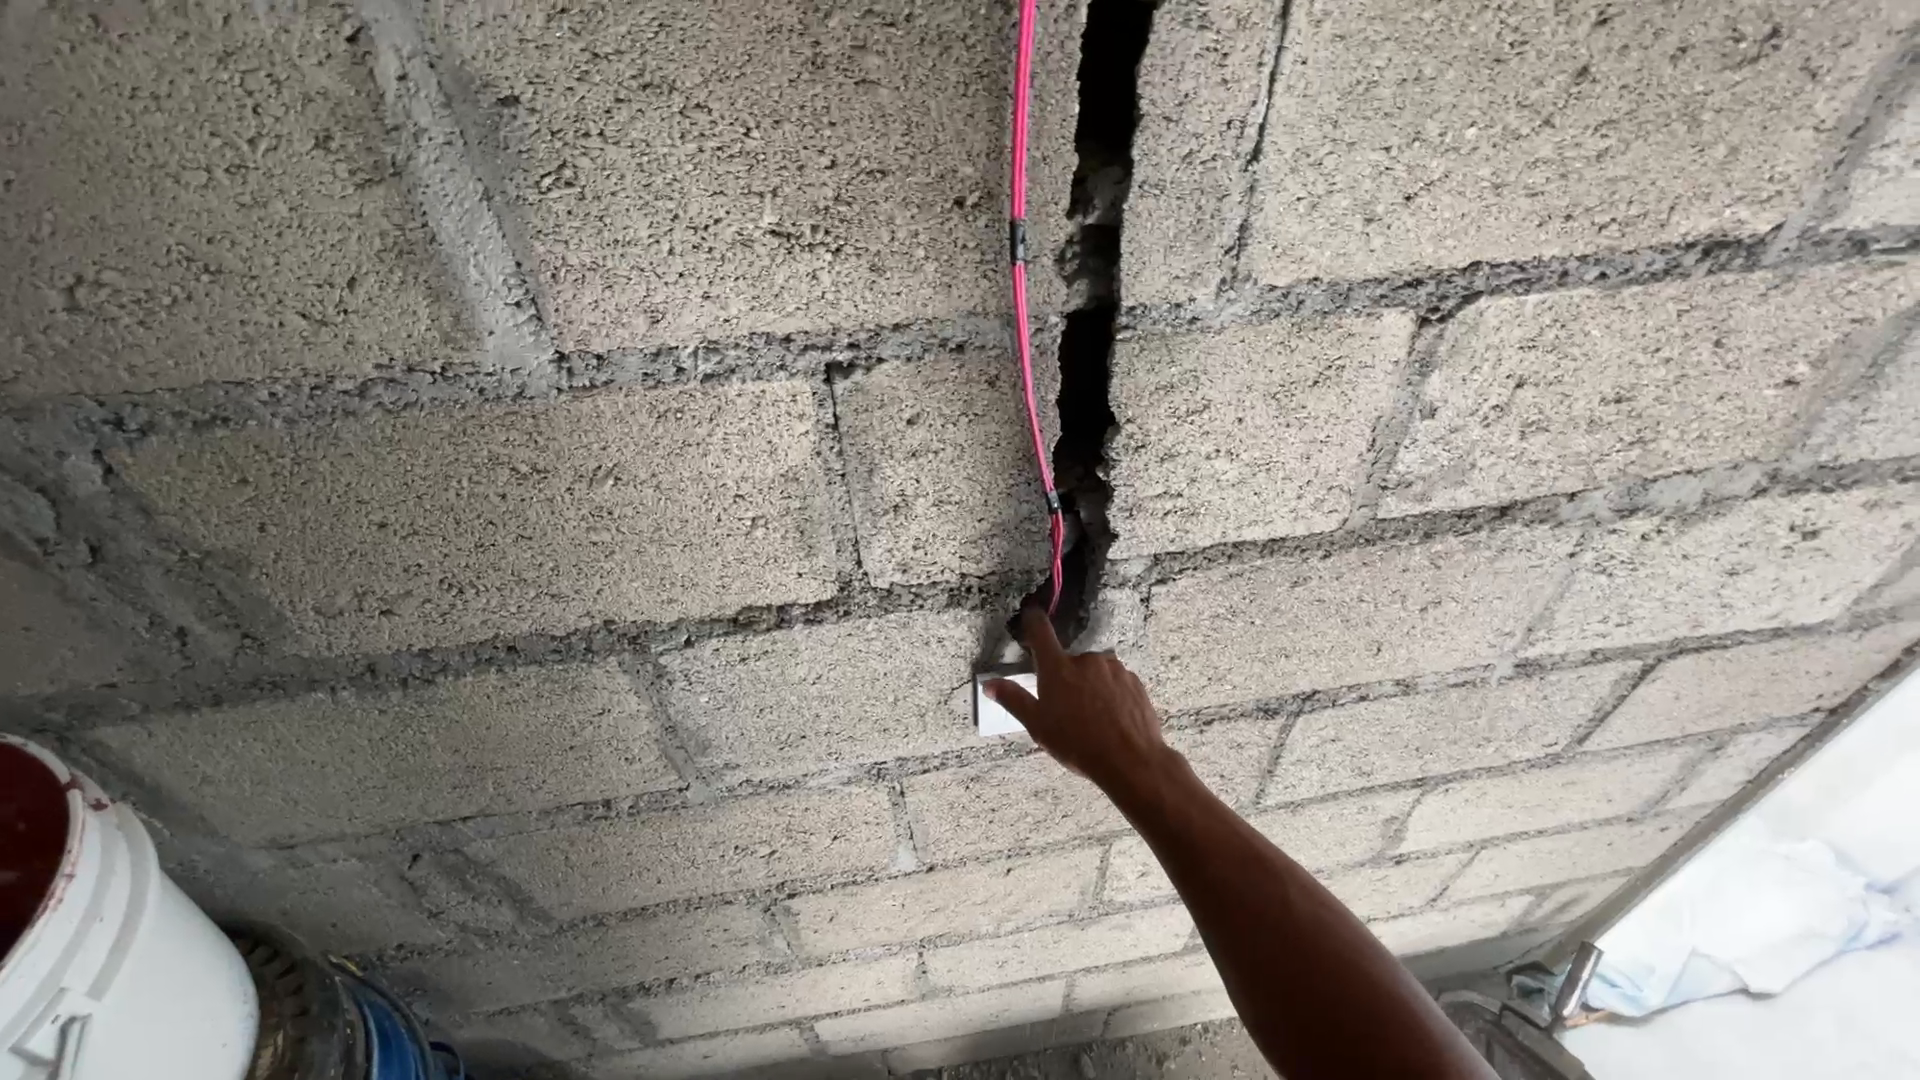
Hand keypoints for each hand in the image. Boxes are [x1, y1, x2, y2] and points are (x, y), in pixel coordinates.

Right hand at [986, 607, 1175, 794]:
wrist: (1131, 760)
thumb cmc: (1078, 744)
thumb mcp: (1038, 725)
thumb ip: (1013, 699)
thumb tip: (990, 684)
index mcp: (1058, 668)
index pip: (1040, 630)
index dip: (1033, 620)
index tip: (1030, 616)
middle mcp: (1086, 660)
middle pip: (1069, 661)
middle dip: (1066, 679)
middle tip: (1066, 710)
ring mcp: (1113, 668)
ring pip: (1094, 672)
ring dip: (1090, 687)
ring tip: (1092, 719)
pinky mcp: (1133, 681)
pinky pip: (1115, 682)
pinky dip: (1110, 695)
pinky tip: (1110, 718)